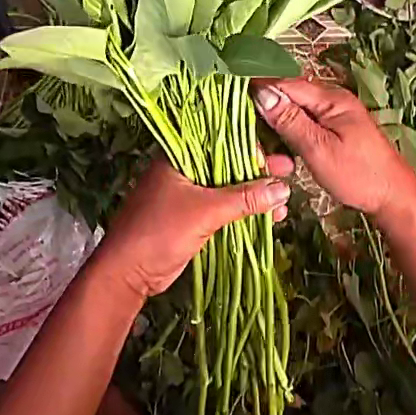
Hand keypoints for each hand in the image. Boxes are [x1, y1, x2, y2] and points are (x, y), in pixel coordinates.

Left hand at [93, 160, 289, 298]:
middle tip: (287, 177)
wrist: (127, 273)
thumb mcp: (205, 211)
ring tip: (282, 205)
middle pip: (228, 165)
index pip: (221, 141)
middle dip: (259, 174)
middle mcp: (183, 171)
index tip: (277, 160)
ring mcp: (187, 195)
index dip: (251, 148)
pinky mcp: (192, 218)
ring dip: (254, 196)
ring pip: (228, 189)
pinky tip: (267, 219)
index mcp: (179, 157)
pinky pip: (223, 209)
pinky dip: (243, 213)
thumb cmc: (159, 232)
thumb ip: (244, 198)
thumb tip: (282, 189)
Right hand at [252, 79, 415, 218]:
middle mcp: (332, 99)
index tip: (230, 95)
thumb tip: (262, 93)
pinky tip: (277, 144)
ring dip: (275, 120)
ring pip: (295, 109)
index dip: (257, 87)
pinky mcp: (335, 129)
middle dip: (264, 105)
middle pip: (289, 94)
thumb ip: (290, 121)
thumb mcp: (319, 149)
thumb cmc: (359, 175)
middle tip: (239, 121)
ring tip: (253, 135)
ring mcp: (334, 114)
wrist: (393, 197)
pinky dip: (288, 130)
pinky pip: (304, 122)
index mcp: (330, 98)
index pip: (285, 83)